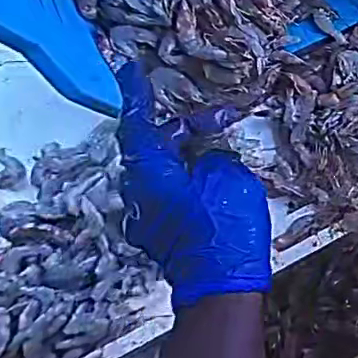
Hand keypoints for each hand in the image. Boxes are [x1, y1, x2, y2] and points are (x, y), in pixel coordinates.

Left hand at [115, 63, 271, 308]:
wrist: (221, 288)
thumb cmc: (225, 229)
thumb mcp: (227, 175)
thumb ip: (209, 154)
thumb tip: (201, 155)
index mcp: (150, 171)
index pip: (138, 121)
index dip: (136, 93)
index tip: (130, 68)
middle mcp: (137, 191)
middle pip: (148, 146)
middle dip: (174, 128)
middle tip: (204, 117)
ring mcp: (144, 215)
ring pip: (156, 170)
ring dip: (178, 152)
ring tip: (207, 141)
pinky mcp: (157, 231)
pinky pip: (163, 191)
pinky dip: (179, 175)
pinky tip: (203, 173)